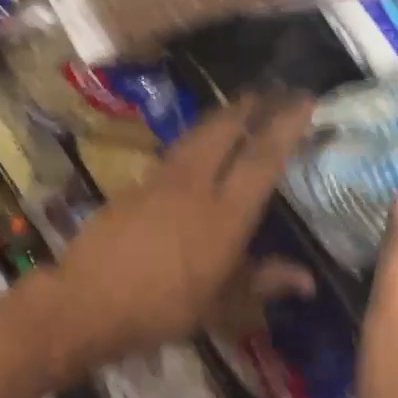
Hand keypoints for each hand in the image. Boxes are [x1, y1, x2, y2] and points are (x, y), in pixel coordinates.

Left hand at [54, 89, 316, 357]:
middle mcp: (191, 187)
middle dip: (245, 109)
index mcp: (224, 214)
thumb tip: (305, 277)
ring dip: (216, 121)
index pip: (261, 159)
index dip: (283, 126)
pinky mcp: (130, 187)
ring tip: (235, 110)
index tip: (301, 98)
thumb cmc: (164, 307)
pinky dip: (190, 144)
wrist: (91, 296)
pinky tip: (195, 148)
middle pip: (220, 133)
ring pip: (192, 140)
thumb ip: (263, 282)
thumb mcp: (224, 306)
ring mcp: (156, 182)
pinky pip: (170, 156)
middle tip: (266, 91)